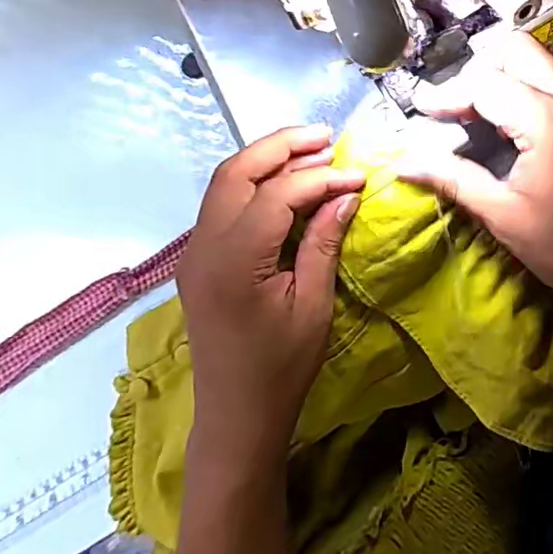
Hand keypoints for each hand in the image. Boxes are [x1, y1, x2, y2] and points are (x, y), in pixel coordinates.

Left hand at [177, 125, 365, 462]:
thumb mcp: (314, 304)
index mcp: (234, 261)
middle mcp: (204, 246)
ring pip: (224, 182)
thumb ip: (324, 241)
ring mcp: (195, 251)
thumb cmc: (282, 367)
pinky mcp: (198, 258)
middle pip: (236, 171)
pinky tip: (285, 184)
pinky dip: (253, 183)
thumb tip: (346, 193)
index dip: (319, 178)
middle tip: (325, 137)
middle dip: (281, 146)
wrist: (236, 415)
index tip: (357, 176)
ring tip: (311, 151)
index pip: (276, 195)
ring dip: (265, 160)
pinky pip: (222, 204)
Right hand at [401, 32, 552, 355]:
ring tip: (479, 116)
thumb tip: (404, 163)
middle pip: (517, 51)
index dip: (449, 95)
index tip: (426, 114)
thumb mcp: (505, 217)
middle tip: (456, 108)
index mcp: (552, 121)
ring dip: (505, 78)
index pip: (487, 84)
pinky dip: (528, 91)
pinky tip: (513, 127)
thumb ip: (453, 179)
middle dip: (479, 71)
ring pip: (540, 62)